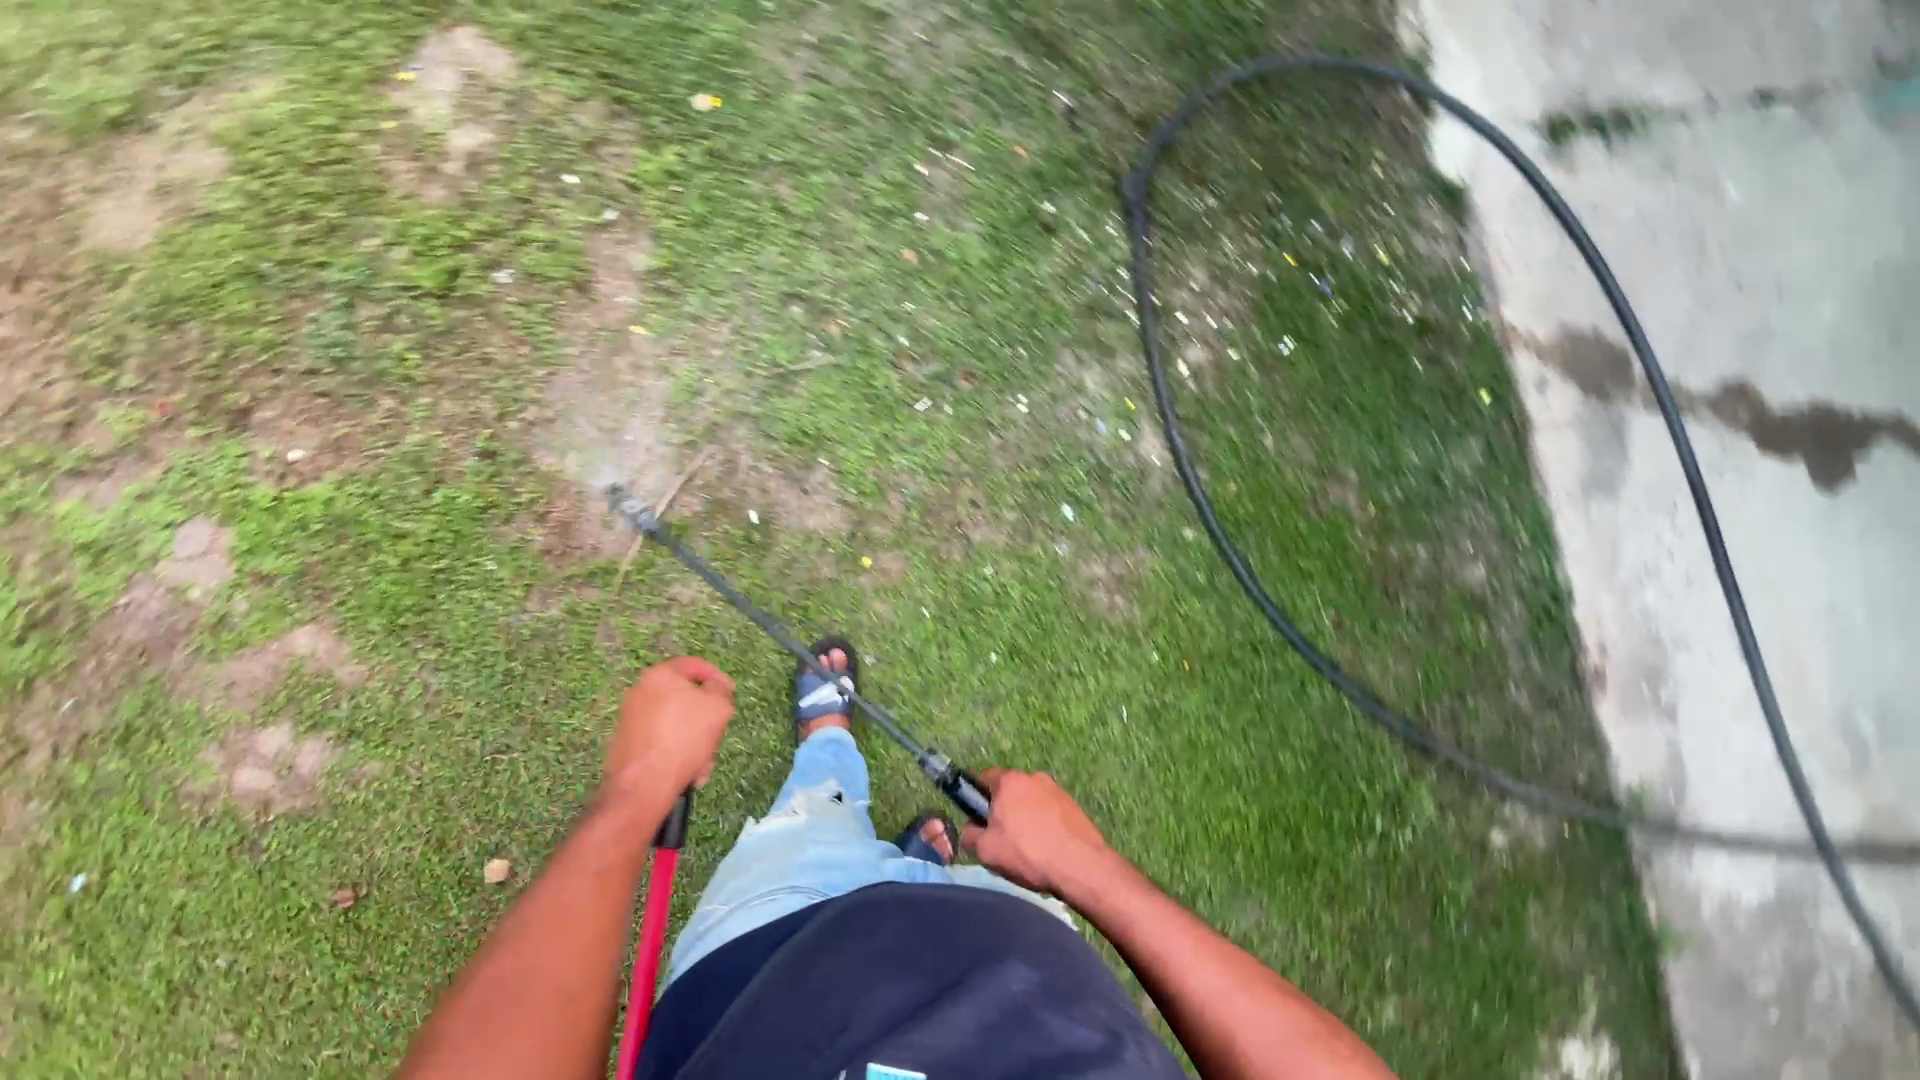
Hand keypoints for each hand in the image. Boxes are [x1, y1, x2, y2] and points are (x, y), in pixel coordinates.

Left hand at [603, 657, 735, 808]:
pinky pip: (662, 740)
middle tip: (718, 731)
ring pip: (676, 723)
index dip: (718, 676)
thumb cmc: (684, 738)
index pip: (694, 665)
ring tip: (704, 762)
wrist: (644, 784)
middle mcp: (640, 692)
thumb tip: (715, 686)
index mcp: (660, 675)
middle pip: (685, 697)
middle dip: (706, 717)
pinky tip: (689, 771)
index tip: (730, 692)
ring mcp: (631, 718)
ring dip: (695, 740)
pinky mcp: (628, 743)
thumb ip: (720, 690)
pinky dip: (678, 752)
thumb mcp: (718, 707)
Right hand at [960, 768, 1110, 894]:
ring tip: (1028, 847)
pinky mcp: (1073, 804)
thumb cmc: (1028, 853)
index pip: (983, 778)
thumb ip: (970, 834)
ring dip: (1025, 817)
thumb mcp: (986, 851)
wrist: (1081, 866)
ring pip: (1030, 801)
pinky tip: (1047, 847)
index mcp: (1009, 781)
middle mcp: (1033, 777)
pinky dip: (1044, 824)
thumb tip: (972, 829)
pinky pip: (1049, 811)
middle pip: (1009, 790)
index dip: (976, 798)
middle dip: (1003, 809)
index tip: (978, 819)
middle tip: (1002, 838)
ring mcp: (1056, 789)